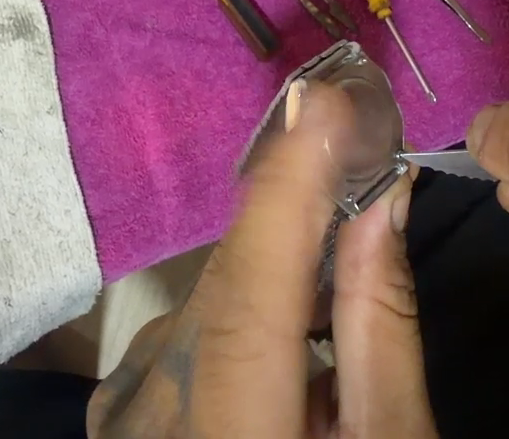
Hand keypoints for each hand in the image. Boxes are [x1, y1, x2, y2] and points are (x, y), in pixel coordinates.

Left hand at [87, 85, 438, 437]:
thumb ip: (382, 329)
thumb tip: (381, 203)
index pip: (251, 295)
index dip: (287, 194)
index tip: (322, 102)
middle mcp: (157, 415)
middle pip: (231, 287)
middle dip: (291, 207)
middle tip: (345, 131)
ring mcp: (129, 411)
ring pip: (211, 298)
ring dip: (273, 257)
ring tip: (332, 224)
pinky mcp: (127, 407)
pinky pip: (192, 327)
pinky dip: (245, 298)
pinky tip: (287, 311)